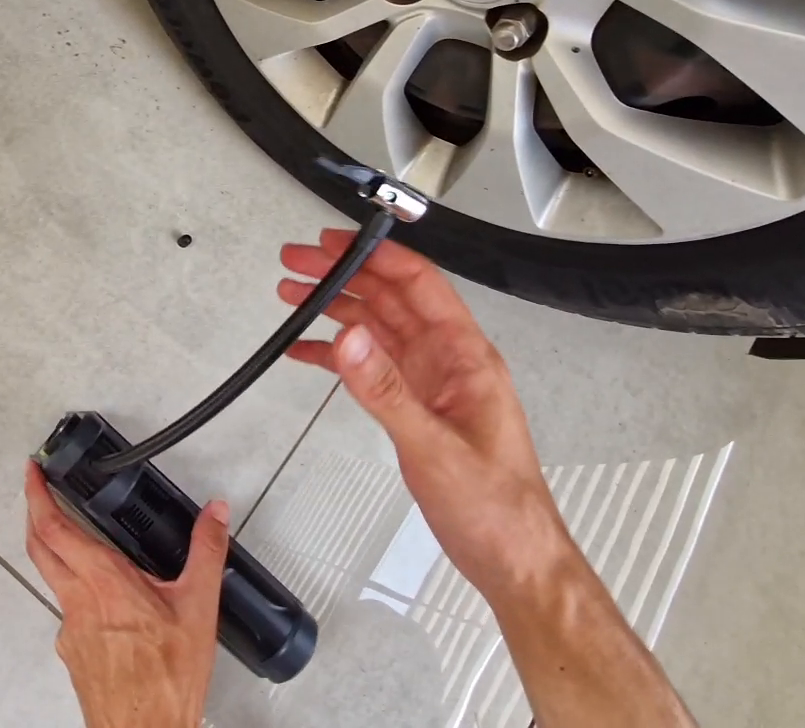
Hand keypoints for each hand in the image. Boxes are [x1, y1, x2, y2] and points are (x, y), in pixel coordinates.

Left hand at [23, 462, 226, 727]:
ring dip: (56, 550)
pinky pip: (69, 610)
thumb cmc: (167, 681)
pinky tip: (106, 598)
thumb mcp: (199, 607)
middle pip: (40, 547)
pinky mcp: (74, 653)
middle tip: (39, 491)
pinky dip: (78, 590)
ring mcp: (71, 629)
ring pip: (53, 578)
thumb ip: (206, 551)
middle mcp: (78, 601)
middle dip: (35, 512)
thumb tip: (215, 513)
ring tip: (78, 539)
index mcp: (103, 581)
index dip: (36, 495)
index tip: (32, 472)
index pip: (54, 528)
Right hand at [279, 231, 572, 599]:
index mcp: (465, 355)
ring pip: (374, 327)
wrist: (512, 560)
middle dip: (342, 276)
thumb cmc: (495, 506)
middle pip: (388, 299)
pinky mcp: (411, 404)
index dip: (376, 256)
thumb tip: (347, 336)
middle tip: (296, 264)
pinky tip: (304, 350)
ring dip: (333, 308)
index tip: (333, 243)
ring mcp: (427, 380)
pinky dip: (334, 353)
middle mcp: (445, 359)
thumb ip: (386, 391)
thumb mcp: (434, 447)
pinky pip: (367, 365)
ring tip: (291, 295)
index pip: (419, 284)